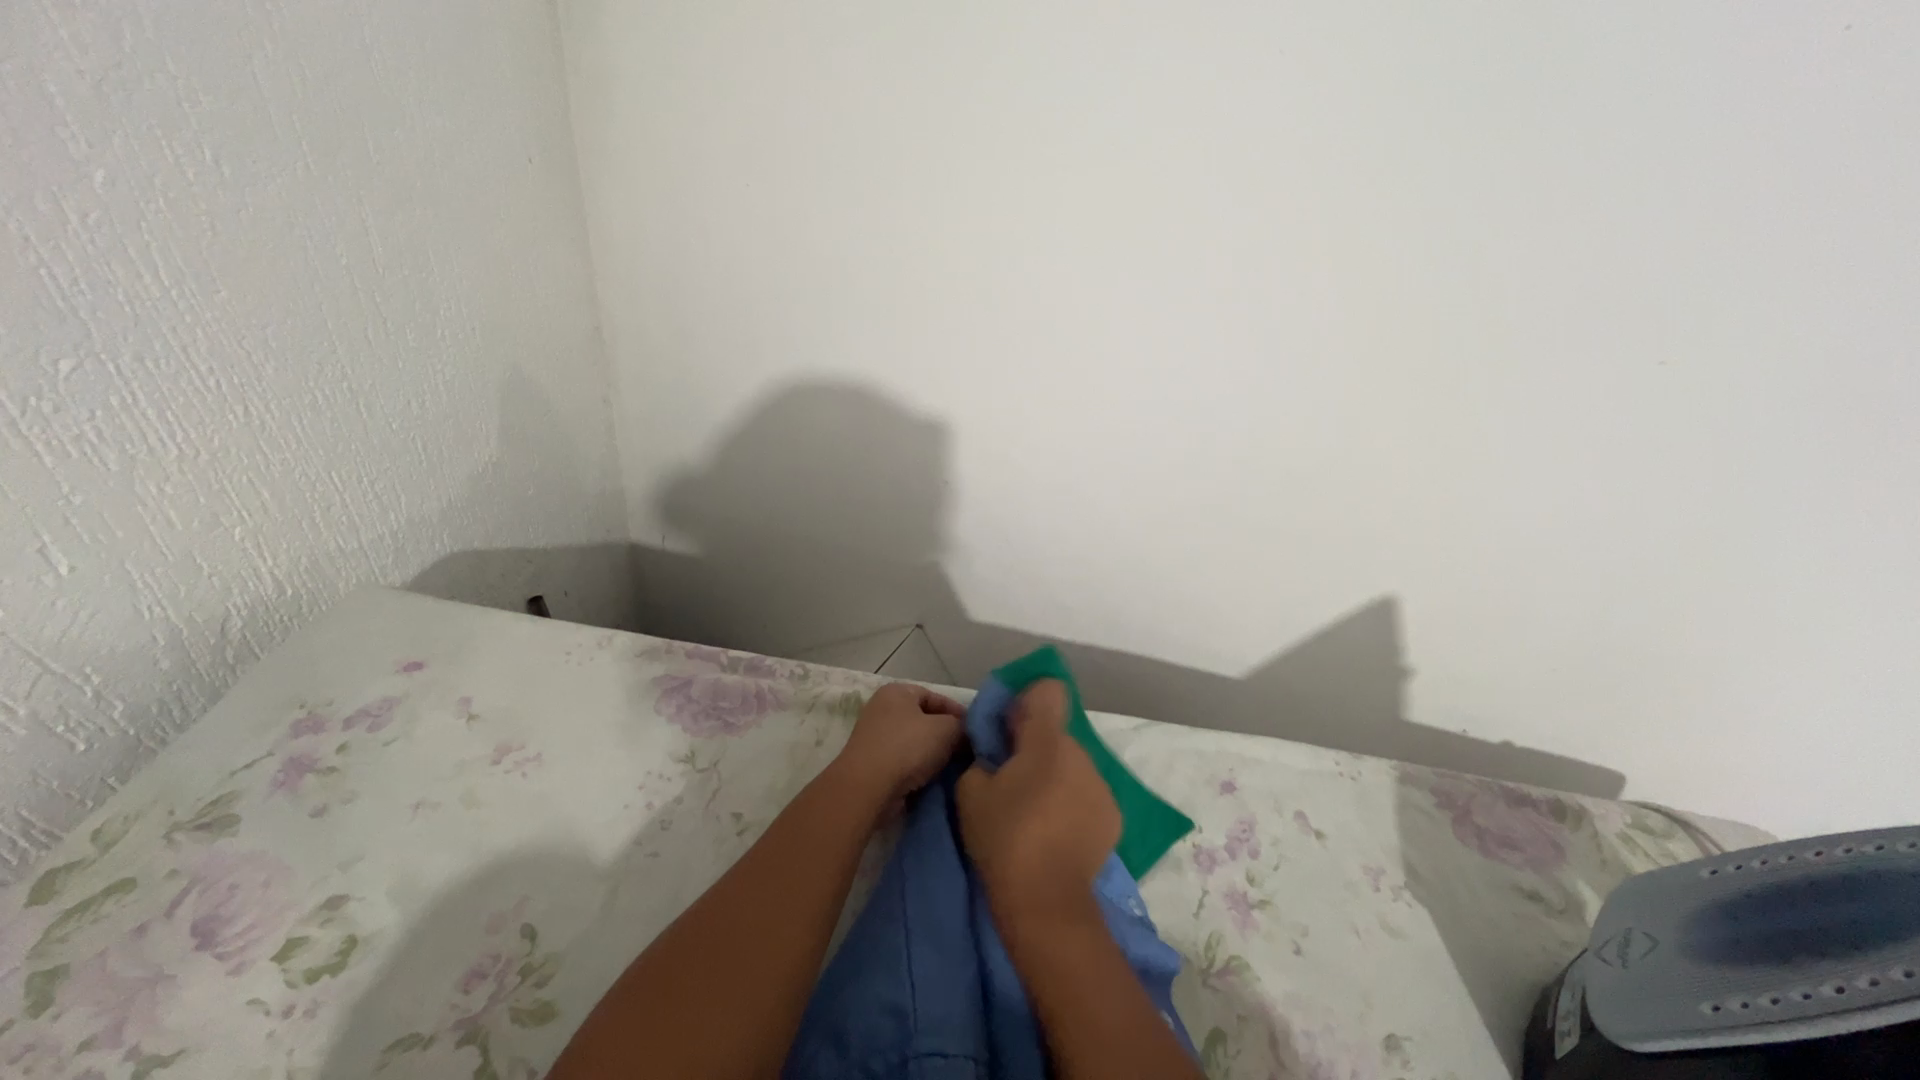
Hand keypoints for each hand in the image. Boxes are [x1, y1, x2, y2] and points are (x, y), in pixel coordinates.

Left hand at [834, 683, 967, 802]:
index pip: (936, 697)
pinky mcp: (873, 765)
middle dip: (947, 736)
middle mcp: (882, 710)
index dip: (958, 713)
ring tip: (956, 768)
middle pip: (925, 721)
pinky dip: (920, 771)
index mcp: (896, 692)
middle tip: (969, 752)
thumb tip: (967, 734)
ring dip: (935, 756)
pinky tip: (937, 781)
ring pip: (916, 744)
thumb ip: (961, 726)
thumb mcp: (946, 729)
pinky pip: (905, 763)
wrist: (868, 788)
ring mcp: (875, 739)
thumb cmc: (907, 748)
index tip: (976, 733)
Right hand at [955, 680, 1119, 922]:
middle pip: (1057, 734)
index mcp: (1048, 741)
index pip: (1048, 691)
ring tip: (1033, 813)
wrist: (1045, 900)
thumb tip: (993, 754)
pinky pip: (1085, 794)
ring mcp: (1102, 787)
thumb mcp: (970, 790)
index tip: (1007, 729)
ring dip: (1054, 777)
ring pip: (1072, 766)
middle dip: (1035, 747)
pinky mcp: (1113, 816)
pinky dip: (1070, 803)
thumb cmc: (1003, 837)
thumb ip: (982, 758)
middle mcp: (1082, 755)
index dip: (1026, 702)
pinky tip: (1054, 833)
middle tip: (1009, 780)